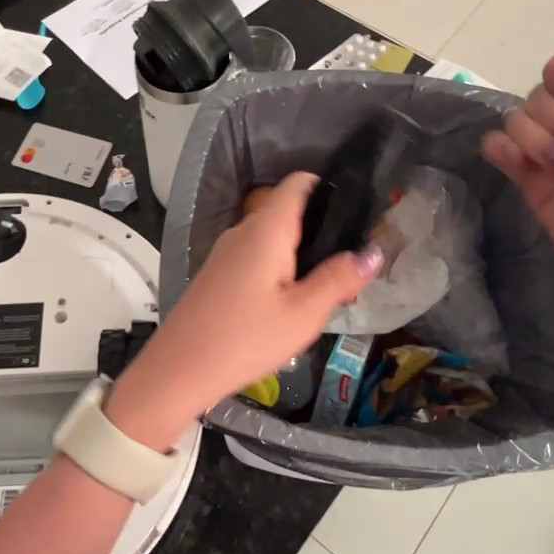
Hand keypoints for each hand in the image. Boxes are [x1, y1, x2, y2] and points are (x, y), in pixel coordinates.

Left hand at [104, 172, 382, 448]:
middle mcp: (243, 231)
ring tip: (332, 289)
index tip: (358, 213)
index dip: (330, 188)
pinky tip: (294, 303)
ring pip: (274, 238)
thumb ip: (339, 279)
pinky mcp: (219, 273)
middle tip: (353, 265)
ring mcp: (226, 252)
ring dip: (303, 255)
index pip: (298, 183)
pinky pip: (257, 257)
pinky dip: (281, 269)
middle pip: (289, 211)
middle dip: (323, 231)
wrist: (179, 370)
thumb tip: (374, 251)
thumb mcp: (303, 314)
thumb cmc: (245, 339)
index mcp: (266, 230)